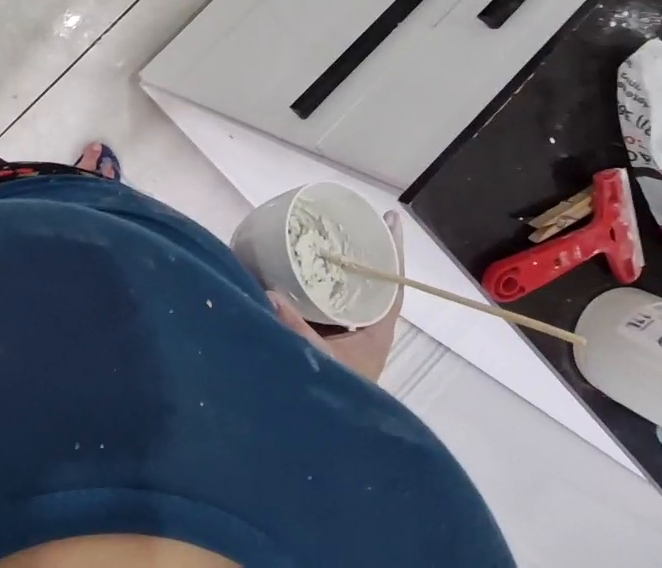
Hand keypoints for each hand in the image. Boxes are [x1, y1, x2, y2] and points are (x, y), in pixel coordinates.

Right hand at [269, 211, 404, 382]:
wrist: (336, 441)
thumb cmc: (339, 396)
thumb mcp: (317, 360)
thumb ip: (294, 328)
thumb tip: (269, 293)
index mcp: (376, 331)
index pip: (392, 284)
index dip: (392, 252)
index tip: (390, 220)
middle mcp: (368, 330)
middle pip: (372, 283)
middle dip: (362, 252)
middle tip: (345, 221)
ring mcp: (350, 337)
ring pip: (350, 294)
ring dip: (339, 269)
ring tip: (321, 239)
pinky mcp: (332, 343)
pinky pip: (329, 307)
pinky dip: (319, 288)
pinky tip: (298, 275)